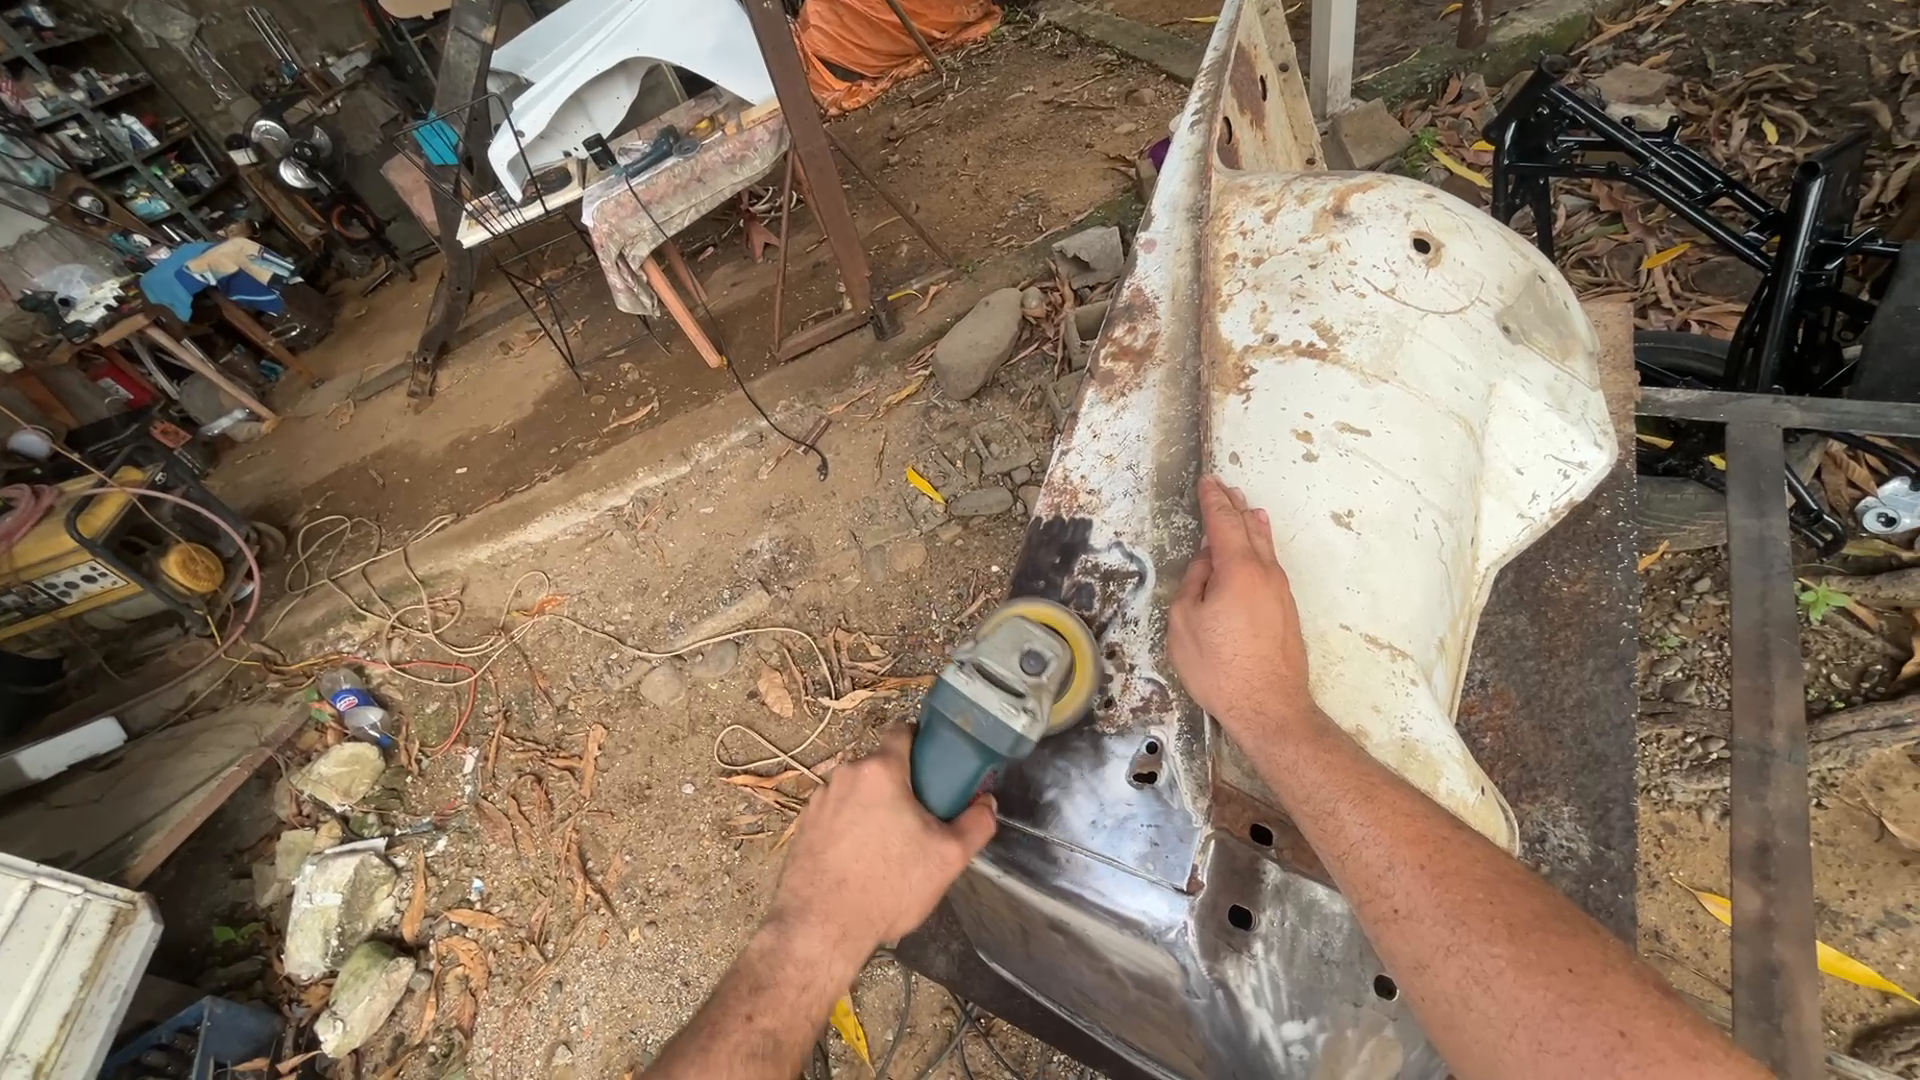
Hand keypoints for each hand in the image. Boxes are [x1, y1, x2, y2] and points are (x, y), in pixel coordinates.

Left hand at [767, 726, 995, 956]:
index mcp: (881, 770)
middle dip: (901, 783)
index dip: (922, 740)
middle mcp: (846, 774)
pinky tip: (859, 859)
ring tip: (889, 844)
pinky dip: (850, 825)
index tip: (935, 762)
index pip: (902, 730)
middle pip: (881, 765)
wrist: (820, 929)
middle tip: (920, 816)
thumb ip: (976, 825)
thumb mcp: (948, 858)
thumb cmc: (888, 886)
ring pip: (858, 790)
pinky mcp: (804, 825)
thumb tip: (987, 804)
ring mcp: (820, 799)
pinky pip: (836, 812)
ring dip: (874, 805)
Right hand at [1167, 475, 1317, 739]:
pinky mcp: (1286, 611)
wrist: (1270, 708)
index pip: (1223, 524)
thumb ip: (1193, 584)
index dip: (1213, 500)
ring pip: (1265, 546)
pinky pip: (1271, 565)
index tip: (1207, 481)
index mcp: (1237, 570)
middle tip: (1224, 487)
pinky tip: (1258, 547)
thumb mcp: (1185, 623)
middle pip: (1250, 529)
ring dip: (1252, 524)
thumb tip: (1206, 562)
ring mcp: (1280, 592)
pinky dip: (1260, 546)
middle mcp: (1265, 573)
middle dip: (1234, 506)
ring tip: (1246, 508)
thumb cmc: (1218, 667)